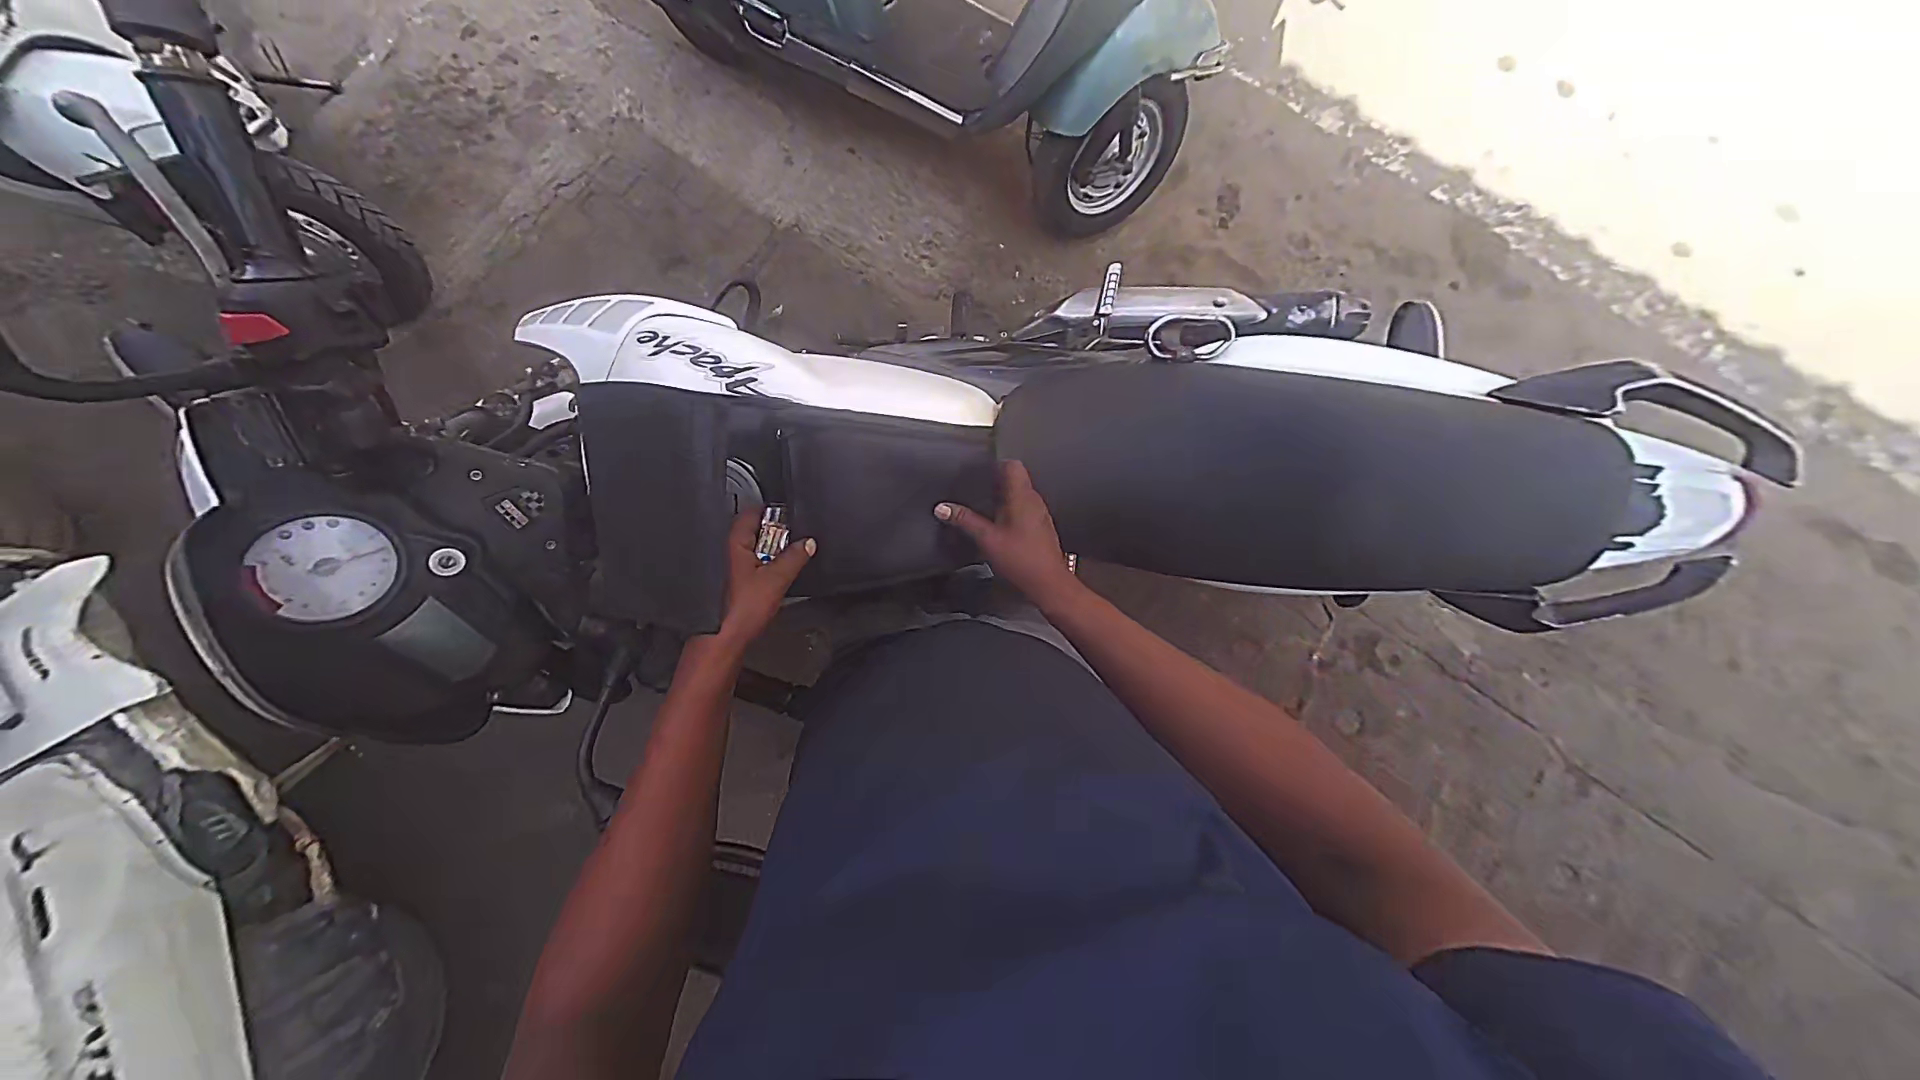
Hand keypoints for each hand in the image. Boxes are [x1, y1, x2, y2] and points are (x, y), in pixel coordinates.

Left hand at [709, 507, 813, 652]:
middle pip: (755, 531)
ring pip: (754, 550)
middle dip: (775, 536)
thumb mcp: (777, 579)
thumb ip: (794, 557)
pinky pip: (751, 566)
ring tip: (782, 567)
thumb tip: (808, 543)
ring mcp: (728, 567)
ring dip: (771, 555)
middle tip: (791, 546)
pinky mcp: (731, 582)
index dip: (772, 512)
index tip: (790, 518)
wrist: (723, 639)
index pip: (752, 512)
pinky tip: (771, 583)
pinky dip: (764, 569)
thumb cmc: (739, 611)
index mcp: (734, 542)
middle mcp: (727, 551)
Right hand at [935, 460, 1081, 606]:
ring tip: (983, 505)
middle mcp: (1034, 501)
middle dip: (996, 481)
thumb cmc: (1021, 559)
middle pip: (1016, 479)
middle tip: (976, 487)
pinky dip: (1011, 511)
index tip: (979, 469)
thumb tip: (942, 508)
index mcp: (1022, 496)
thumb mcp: (987, 539)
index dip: (996, 463)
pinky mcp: (1041, 528)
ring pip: (1021, 495)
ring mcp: (1040, 514)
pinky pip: (1025, 509)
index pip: (1013, 465)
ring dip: (1003, 497)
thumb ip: (964, 520)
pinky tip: (998, 525)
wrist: (1048, 583)